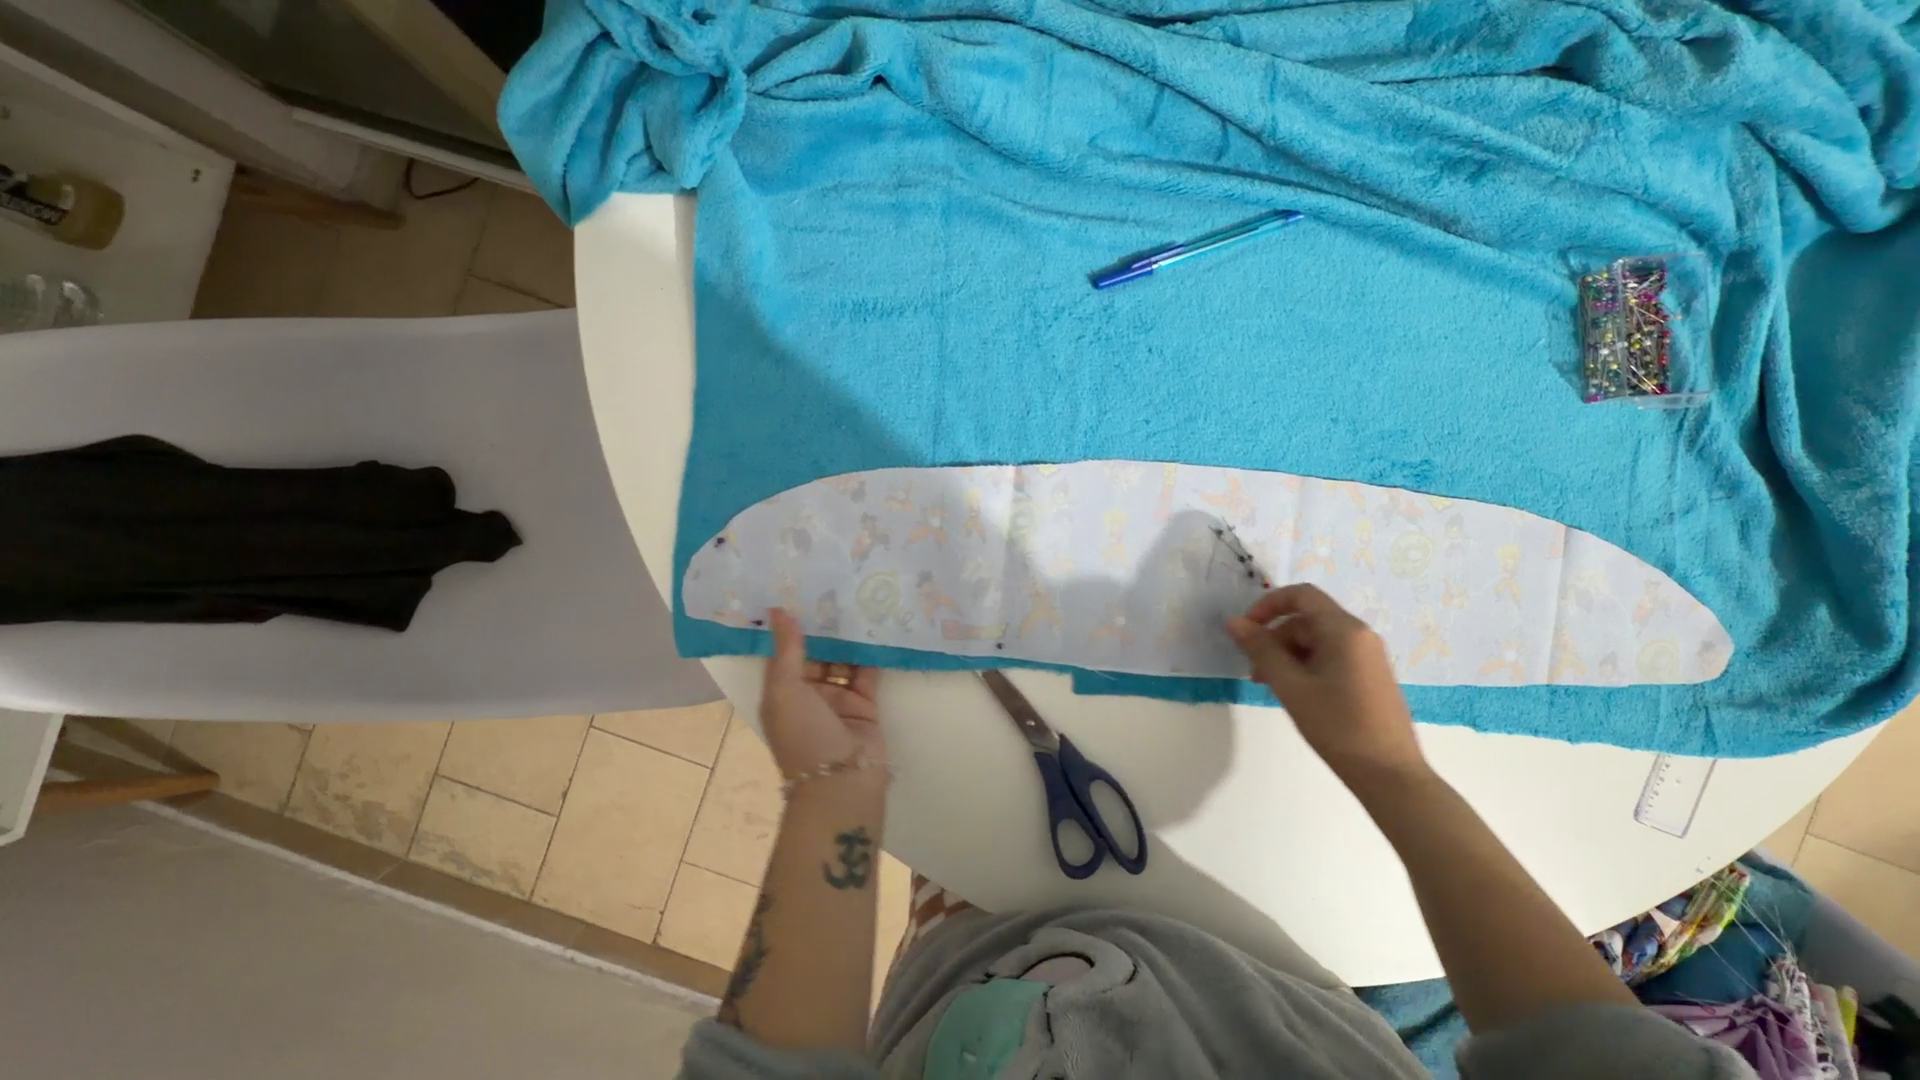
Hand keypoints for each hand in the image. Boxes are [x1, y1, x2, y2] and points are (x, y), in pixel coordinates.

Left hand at [761, 608, 886, 787]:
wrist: (842, 781)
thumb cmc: (803, 734)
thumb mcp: (785, 690)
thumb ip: (787, 649)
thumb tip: (778, 609)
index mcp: (781, 693)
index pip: (784, 654)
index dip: (789, 627)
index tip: (797, 592)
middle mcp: (808, 695)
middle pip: (815, 655)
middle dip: (823, 629)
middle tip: (833, 589)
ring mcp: (837, 701)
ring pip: (842, 662)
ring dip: (847, 639)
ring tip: (857, 601)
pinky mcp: (865, 705)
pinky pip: (867, 674)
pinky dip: (871, 654)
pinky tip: (875, 627)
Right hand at [1226, 584, 1427, 783]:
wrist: (1388, 773)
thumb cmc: (1338, 726)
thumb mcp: (1291, 687)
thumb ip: (1261, 650)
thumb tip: (1234, 623)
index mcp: (1345, 630)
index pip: (1302, 595)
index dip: (1268, 605)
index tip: (1245, 630)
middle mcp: (1360, 635)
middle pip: (1307, 620)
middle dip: (1275, 638)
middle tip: (1255, 673)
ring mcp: (1368, 656)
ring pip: (1317, 640)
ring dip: (1288, 655)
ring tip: (1272, 688)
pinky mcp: (1369, 676)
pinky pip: (1331, 657)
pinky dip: (1306, 666)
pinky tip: (1297, 694)